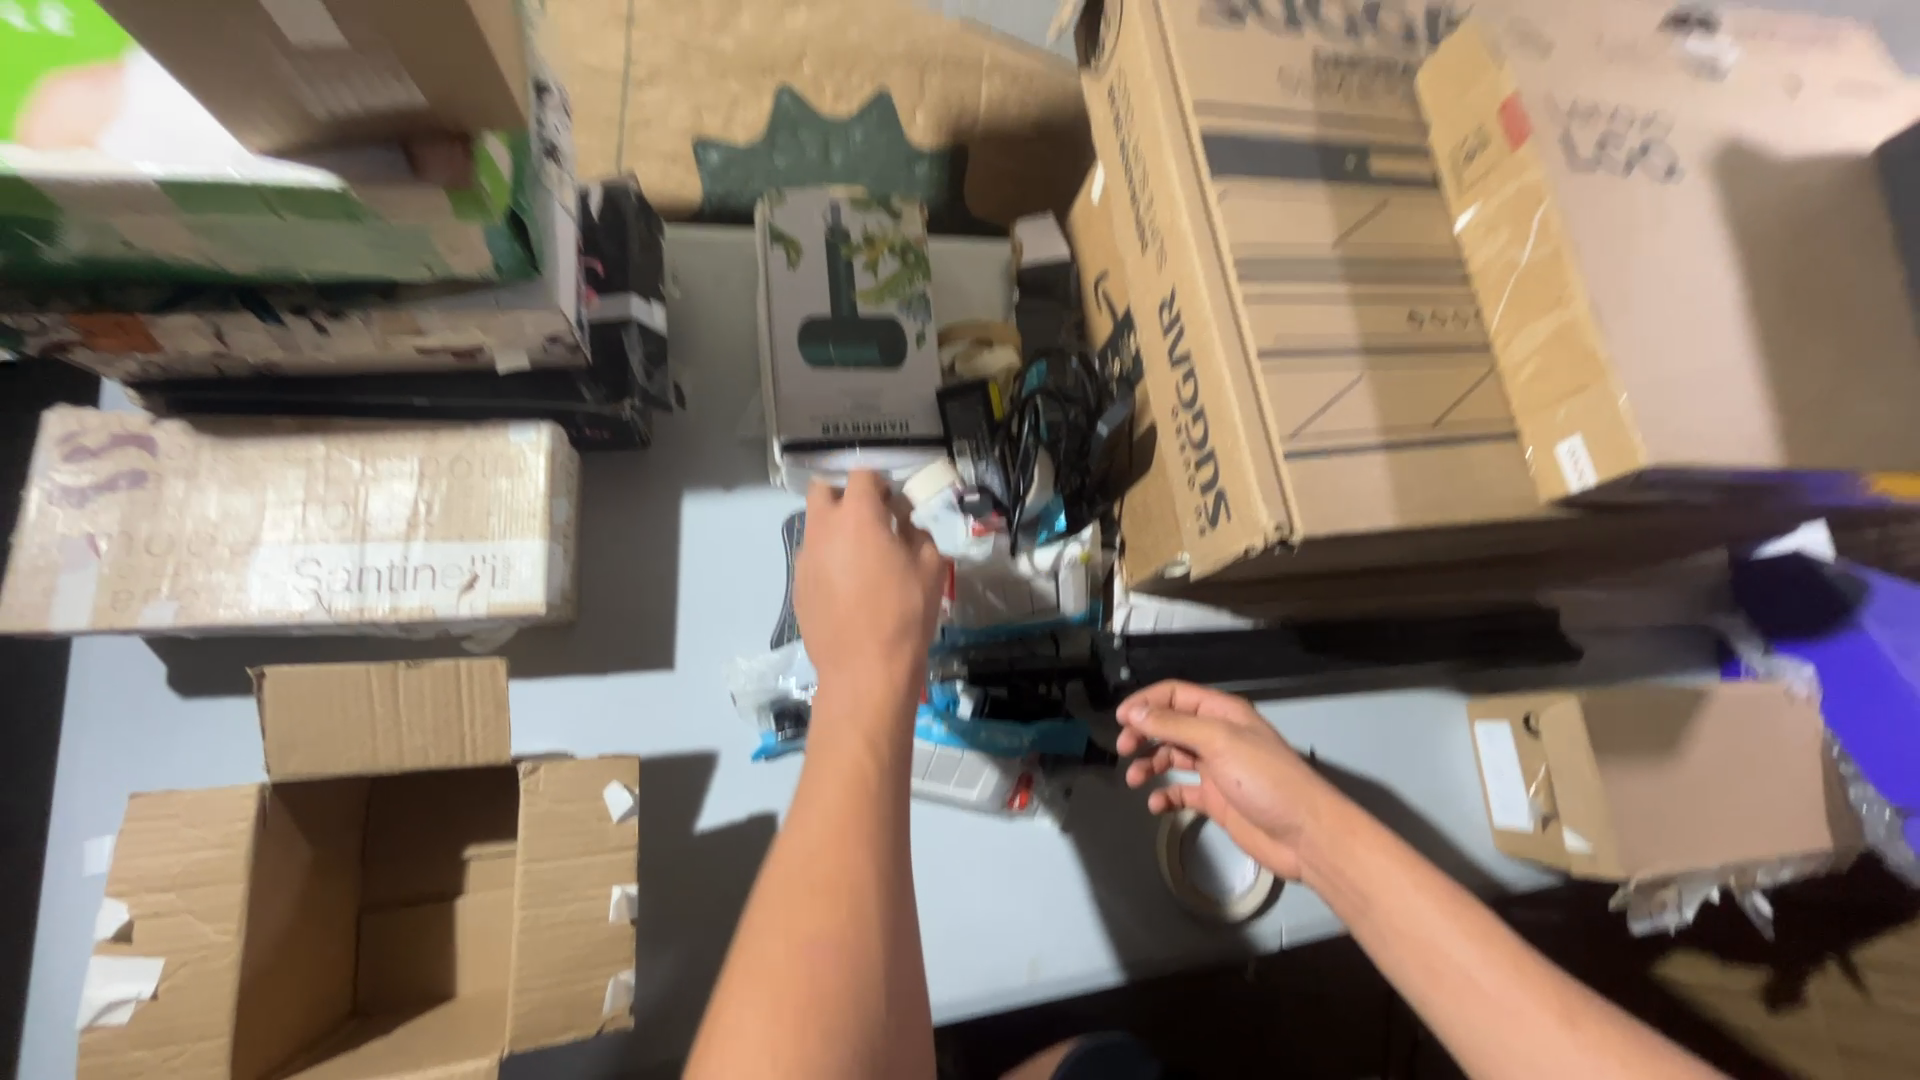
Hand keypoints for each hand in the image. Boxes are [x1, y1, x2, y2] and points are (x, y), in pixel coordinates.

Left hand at [796, 472, 946, 712]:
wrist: (865, 670)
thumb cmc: (904, 614)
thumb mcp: (930, 567)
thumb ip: (919, 532)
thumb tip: (907, 522)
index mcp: (857, 516)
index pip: (862, 475)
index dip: (880, 483)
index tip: (894, 501)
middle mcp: (823, 529)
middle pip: (823, 490)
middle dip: (845, 495)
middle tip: (871, 518)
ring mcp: (805, 558)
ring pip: (816, 526)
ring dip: (836, 528)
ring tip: (863, 557)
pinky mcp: (798, 585)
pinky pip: (813, 558)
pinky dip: (830, 559)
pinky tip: (850, 587)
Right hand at [1117, 681, 1343, 880]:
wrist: (1306, 835)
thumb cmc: (1264, 779)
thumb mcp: (1218, 742)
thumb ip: (1173, 725)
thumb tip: (1134, 712)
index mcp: (1221, 713)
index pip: (1174, 695)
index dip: (1145, 703)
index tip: (1120, 720)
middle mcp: (1217, 736)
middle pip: (1169, 725)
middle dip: (1143, 734)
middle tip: (1123, 750)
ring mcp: (1216, 768)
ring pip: (1172, 757)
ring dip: (1149, 765)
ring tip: (1134, 780)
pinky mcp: (1216, 800)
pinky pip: (1182, 792)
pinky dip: (1165, 796)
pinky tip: (1155, 805)